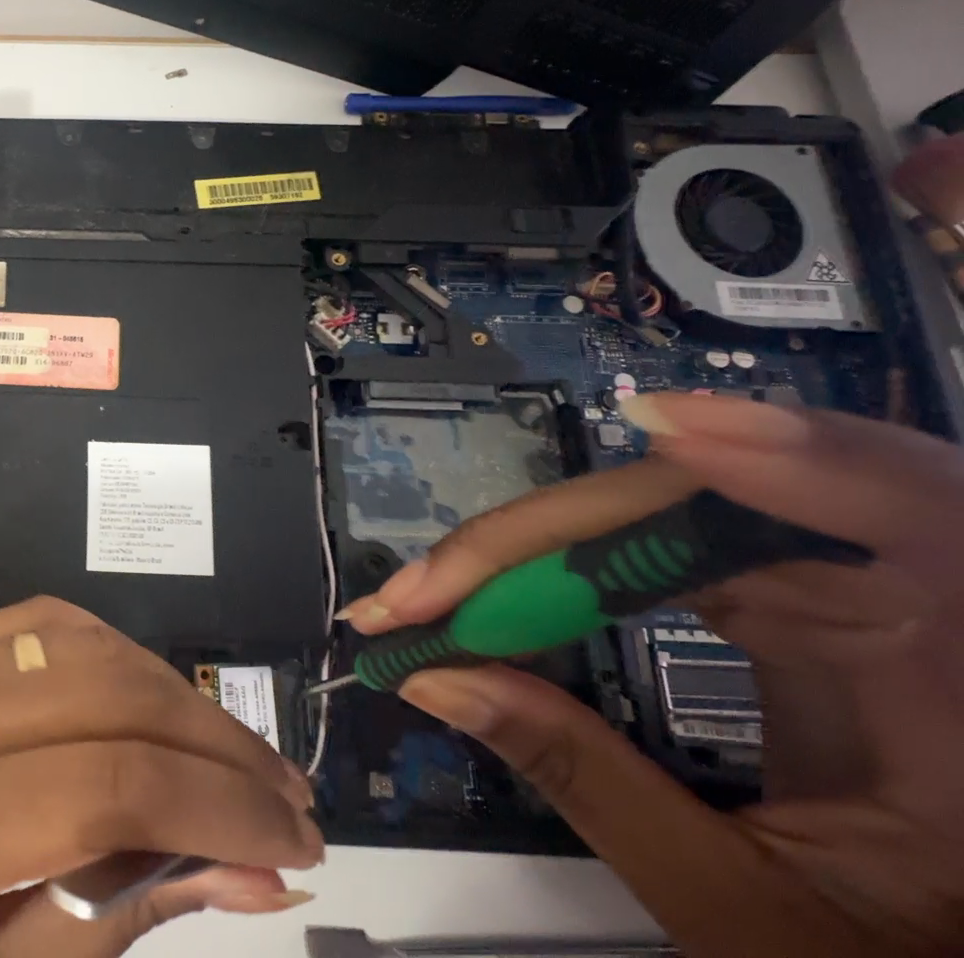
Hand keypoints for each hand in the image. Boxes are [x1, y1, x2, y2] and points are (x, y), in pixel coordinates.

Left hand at [0, 597, 322, 957]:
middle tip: (288, 805)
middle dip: (216, 748)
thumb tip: (251, 870)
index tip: (295, 843)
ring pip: (85, 646)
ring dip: (177, 696)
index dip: (218, 809)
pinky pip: (44, 627)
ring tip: (238, 763)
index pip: (102, 786)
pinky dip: (118, 659)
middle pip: (104, 697)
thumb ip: (114, 918)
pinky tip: (158, 708)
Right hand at [335, 392, 963, 956]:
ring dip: (536, 551)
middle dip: (558, 535)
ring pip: (673, 525)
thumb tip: (433, 676)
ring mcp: (838, 610)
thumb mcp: (737, 905)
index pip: (910, 522)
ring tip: (434, 597)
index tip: (663, 433)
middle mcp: (912, 619)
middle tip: (427, 590)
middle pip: (721, 512)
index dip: (793, 454)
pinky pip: (666, 560)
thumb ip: (590, 780)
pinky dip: (565, 571)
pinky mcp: (786, 615)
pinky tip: (494, 592)